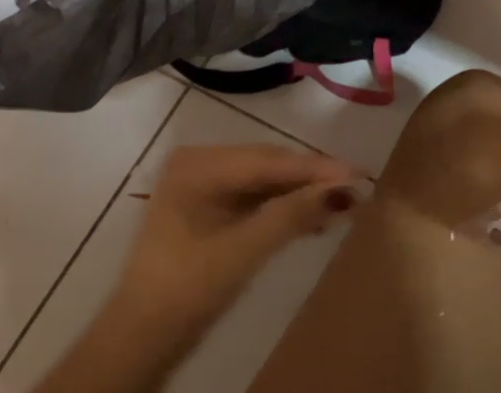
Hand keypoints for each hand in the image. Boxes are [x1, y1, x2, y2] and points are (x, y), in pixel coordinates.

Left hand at [37, 146, 358, 392]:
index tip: (358, 173)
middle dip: (311, 181)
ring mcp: (202, 187)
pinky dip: (283, 210)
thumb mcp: (244, 251)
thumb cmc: (187, 289)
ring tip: (343, 206)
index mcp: (198, 164)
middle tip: (357, 189)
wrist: (141, 339)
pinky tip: (314, 219)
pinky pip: (255, 200)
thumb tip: (341, 188)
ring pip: (265, 183)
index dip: (315, 169)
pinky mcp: (209, 210)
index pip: (268, 160)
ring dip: (301, 196)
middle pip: (268, 167)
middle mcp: (199, 164)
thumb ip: (291, 214)